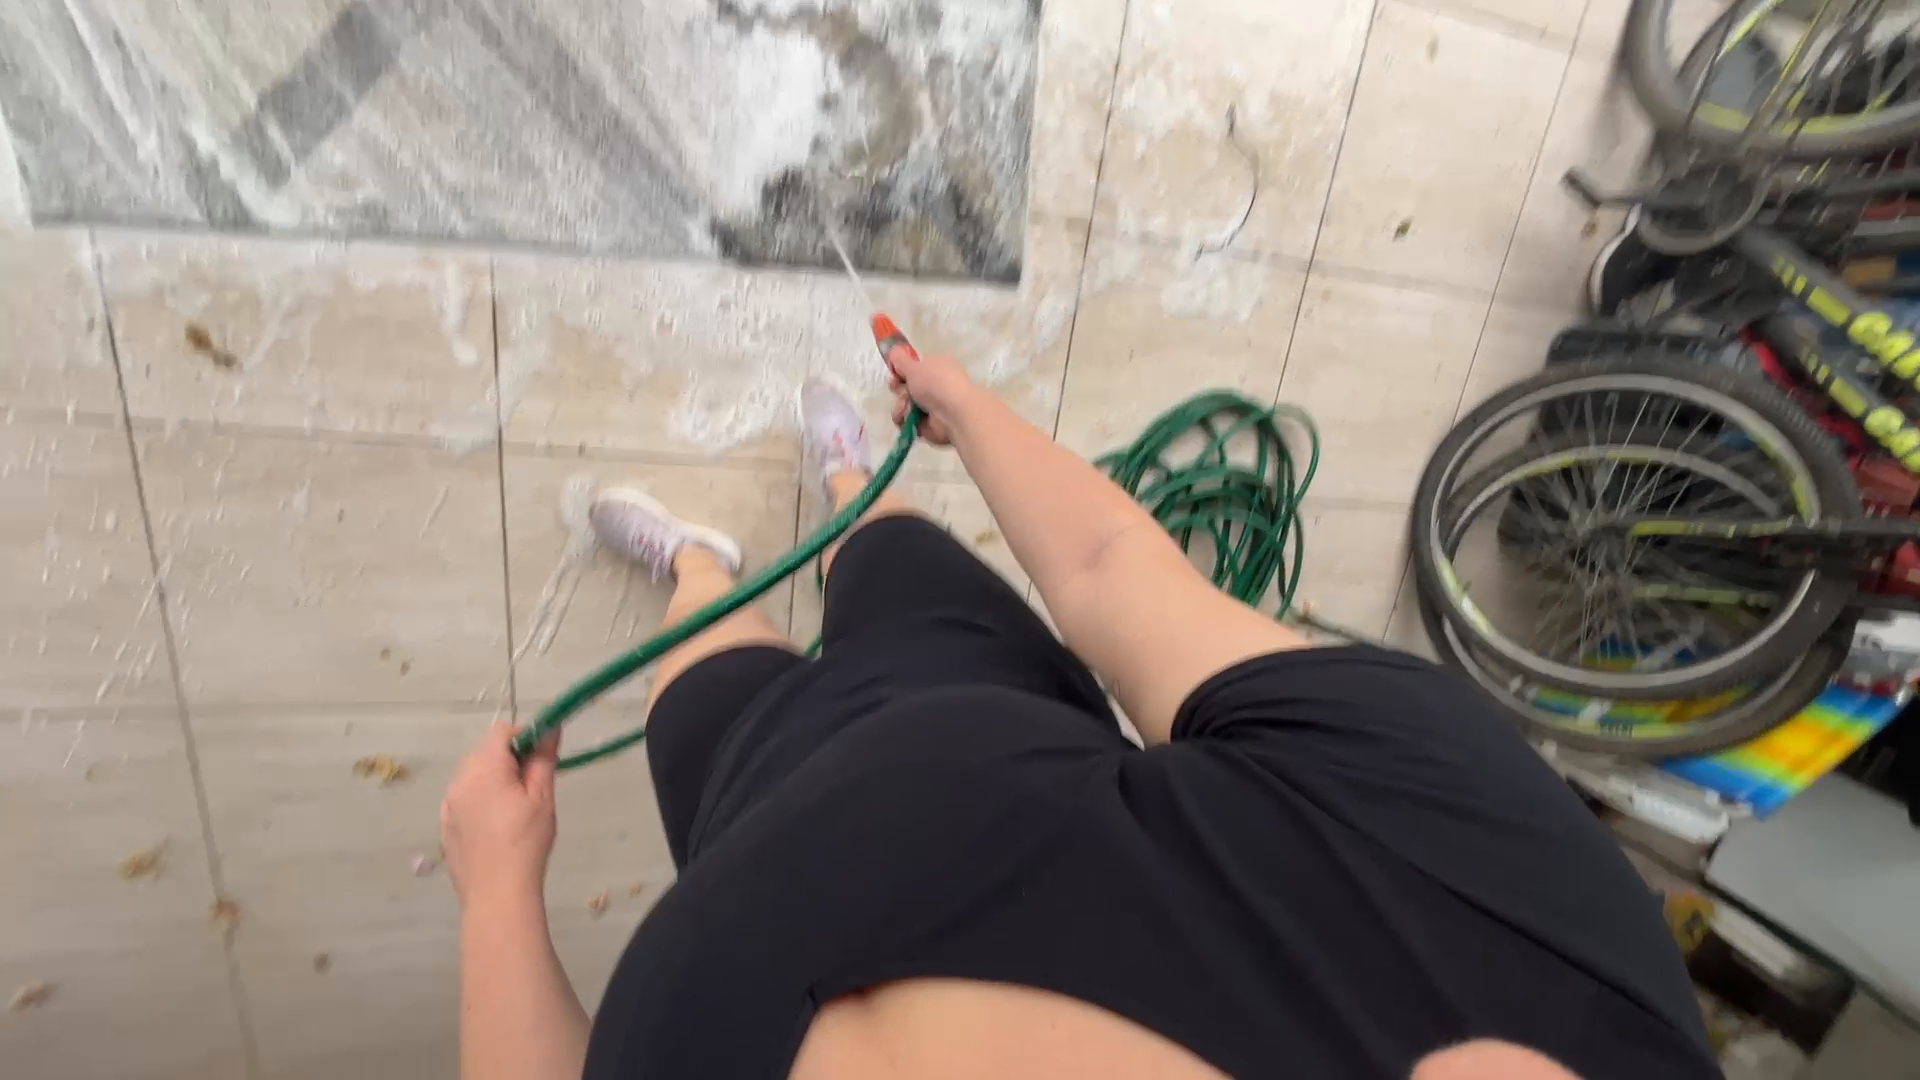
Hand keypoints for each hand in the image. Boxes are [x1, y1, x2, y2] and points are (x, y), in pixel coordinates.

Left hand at [440, 723, 558, 910]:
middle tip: (532, 781)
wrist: (497, 893)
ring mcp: (448, 805)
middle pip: (484, 751)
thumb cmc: (527, 840)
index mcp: (484, 771)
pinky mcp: (446, 825)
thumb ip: (544, 758)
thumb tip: (550, 728)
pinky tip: (497, 821)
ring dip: (494, 776)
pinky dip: (481, 796)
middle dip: (509, 756)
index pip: (500, 733)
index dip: (524, 736)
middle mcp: (459, 783)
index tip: (542, 755)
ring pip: (472, 774)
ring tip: (515, 804)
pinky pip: (463, 796)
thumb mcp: (543, 796)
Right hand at [887, 345, 976, 445]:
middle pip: (907, 388)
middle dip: (899, 391)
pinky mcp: (930, 424)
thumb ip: (899, 358)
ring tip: (906, 409)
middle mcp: (935, 385)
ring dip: (901, 407)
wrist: (954, 413)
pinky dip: (906, 421)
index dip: (900, 372)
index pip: (913, 368)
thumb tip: (893, 351)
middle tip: (900, 392)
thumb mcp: (913, 365)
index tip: (894, 375)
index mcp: (935, 366)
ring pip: (906, 405)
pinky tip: (909, 420)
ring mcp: (933, 406)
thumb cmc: (935, 383)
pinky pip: (910, 422)